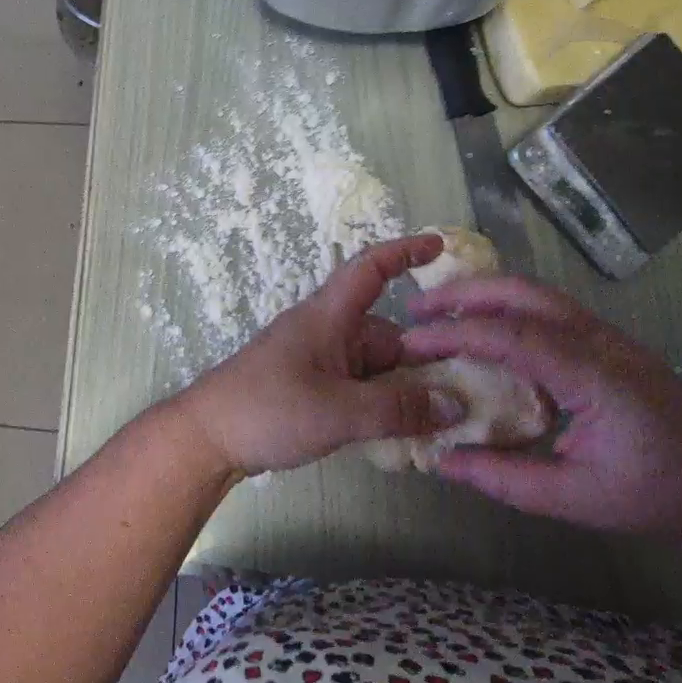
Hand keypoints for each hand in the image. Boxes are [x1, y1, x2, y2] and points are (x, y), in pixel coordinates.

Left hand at [174, 235, 467, 476]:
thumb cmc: (267, 409)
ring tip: (450, 422)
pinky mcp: (309, 390)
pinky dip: (383, 406)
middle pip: (387, 335)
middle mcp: (325, 333)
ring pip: (376, 367)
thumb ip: (398, 408)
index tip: (439, 245)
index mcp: (327, 318)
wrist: (206, 437)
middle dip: (426, 358)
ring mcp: (316, 363)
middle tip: (475, 390)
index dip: (403, 253)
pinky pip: (359, 389)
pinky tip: (408, 435)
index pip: (369, 270)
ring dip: (407, 391)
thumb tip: (457, 403)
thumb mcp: (339, 412)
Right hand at [400, 277, 681, 549]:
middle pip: (526, 294)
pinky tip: (482, 334)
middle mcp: (604, 345)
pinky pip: (549, 313)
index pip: (514, 336)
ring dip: (484, 296)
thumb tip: (440, 459)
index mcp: (598, 379)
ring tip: (438, 314)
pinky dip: (505, 310)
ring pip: (538, 295)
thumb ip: (504, 479)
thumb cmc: (662, 497)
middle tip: (415, 310)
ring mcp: (610, 340)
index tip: (411, 345)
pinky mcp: (609, 346)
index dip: (456, 334)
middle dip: (464, 294)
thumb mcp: (577, 500)